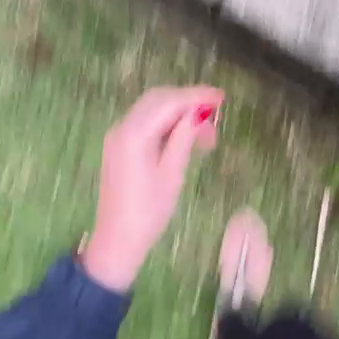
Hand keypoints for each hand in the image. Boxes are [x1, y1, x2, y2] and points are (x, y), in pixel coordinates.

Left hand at [79, 86, 222, 290]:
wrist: (117, 242)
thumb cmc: (148, 213)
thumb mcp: (172, 174)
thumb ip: (184, 137)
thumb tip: (200, 112)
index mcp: (134, 134)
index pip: (169, 102)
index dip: (197, 96)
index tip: (221, 98)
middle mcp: (122, 127)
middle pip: (159, 100)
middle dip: (188, 103)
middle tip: (216, 116)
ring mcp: (118, 136)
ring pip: (153, 110)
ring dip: (180, 114)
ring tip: (207, 136)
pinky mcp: (120, 145)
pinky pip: (146, 123)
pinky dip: (168, 124)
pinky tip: (187, 139)